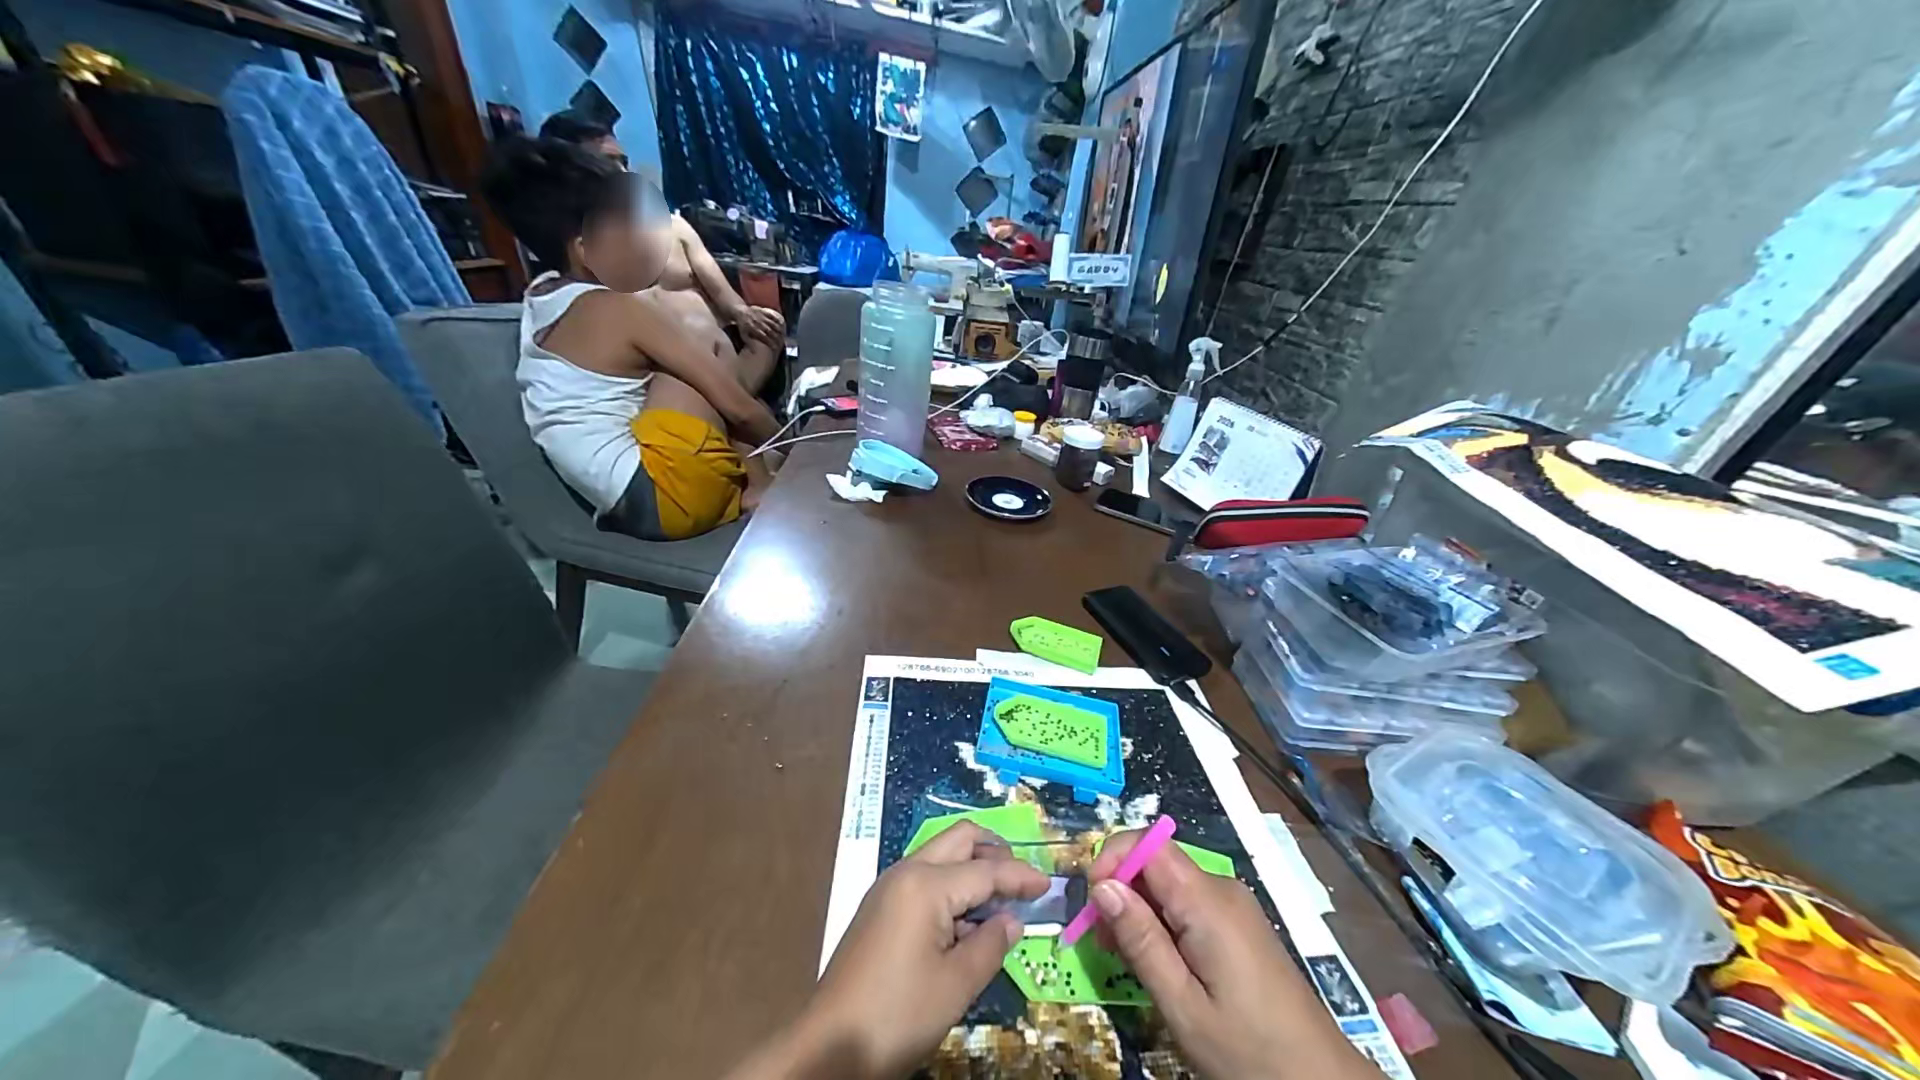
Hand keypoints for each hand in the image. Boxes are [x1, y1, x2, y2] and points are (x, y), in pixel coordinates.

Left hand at [734, 303, 786, 346]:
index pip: (764, 337)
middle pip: (769, 331)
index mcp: (753, 329)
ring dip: (778, 329)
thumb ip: (749, 343)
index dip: (770, 342)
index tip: (775, 348)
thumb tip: (754, 352)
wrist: (740, 312)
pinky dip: (777, 319)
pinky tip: (781, 323)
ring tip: (783, 334)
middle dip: (776, 336)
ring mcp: (761, 317)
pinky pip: (771, 315)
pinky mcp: (763, 311)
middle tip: (781, 342)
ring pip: (772, 323)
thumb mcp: (743, 335)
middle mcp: (758, 323)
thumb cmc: (743, 326)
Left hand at [797, 822, 1047, 1079]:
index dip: (1021, 876)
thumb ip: (990, 944)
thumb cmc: (898, 1014)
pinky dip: (951, 884)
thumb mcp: (956, 985)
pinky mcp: (880, 906)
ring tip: (999, 901)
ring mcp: (889, 887)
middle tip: (1021, 881)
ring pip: (940, 854)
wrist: (829, 1044)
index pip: (985, 870)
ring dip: (972, 867)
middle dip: (994, 851)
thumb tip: (1012, 920)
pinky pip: (924, 876)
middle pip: (959, 839)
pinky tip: (966, 920)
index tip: (1049, 884)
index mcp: (926, 884)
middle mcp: (906, 871)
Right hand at [1090, 831, 1381, 1079]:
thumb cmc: (1248, 1051)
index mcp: (1207, 900)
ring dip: (1137, 907)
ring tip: (1124, 956)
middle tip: (1102, 942)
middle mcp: (1221, 888)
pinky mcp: (1237, 923)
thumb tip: (1102, 885)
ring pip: (1167, 882)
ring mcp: (1232, 905)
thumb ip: (1141, 940)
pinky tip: (1158, 960)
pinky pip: (1187, 901)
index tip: (1093, 905)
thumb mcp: (1182, 1004)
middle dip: (1119, 888)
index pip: (1148, 842)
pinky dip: (1160, 919)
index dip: (1112, 859)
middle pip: (1155, 861)